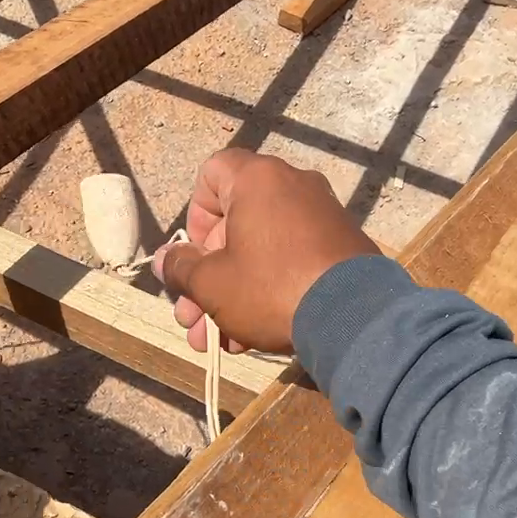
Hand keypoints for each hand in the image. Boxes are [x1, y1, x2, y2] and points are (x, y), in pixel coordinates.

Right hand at [153, 149, 377, 353]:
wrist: (351, 316)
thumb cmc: (269, 288)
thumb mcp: (212, 284)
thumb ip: (181, 269)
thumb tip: (165, 260)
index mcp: (257, 181)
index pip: (211, 174)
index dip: (194, 215)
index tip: (195, 255)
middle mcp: (291, 187)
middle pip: (232, 228)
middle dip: (205, 280)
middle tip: (191, 321)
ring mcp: (319, 218)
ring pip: (258, 254)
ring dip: (230, 297)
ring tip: (216, 343)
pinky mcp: (339, 248)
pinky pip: (288, 264)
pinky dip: (265, 294)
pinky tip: (248, 339)